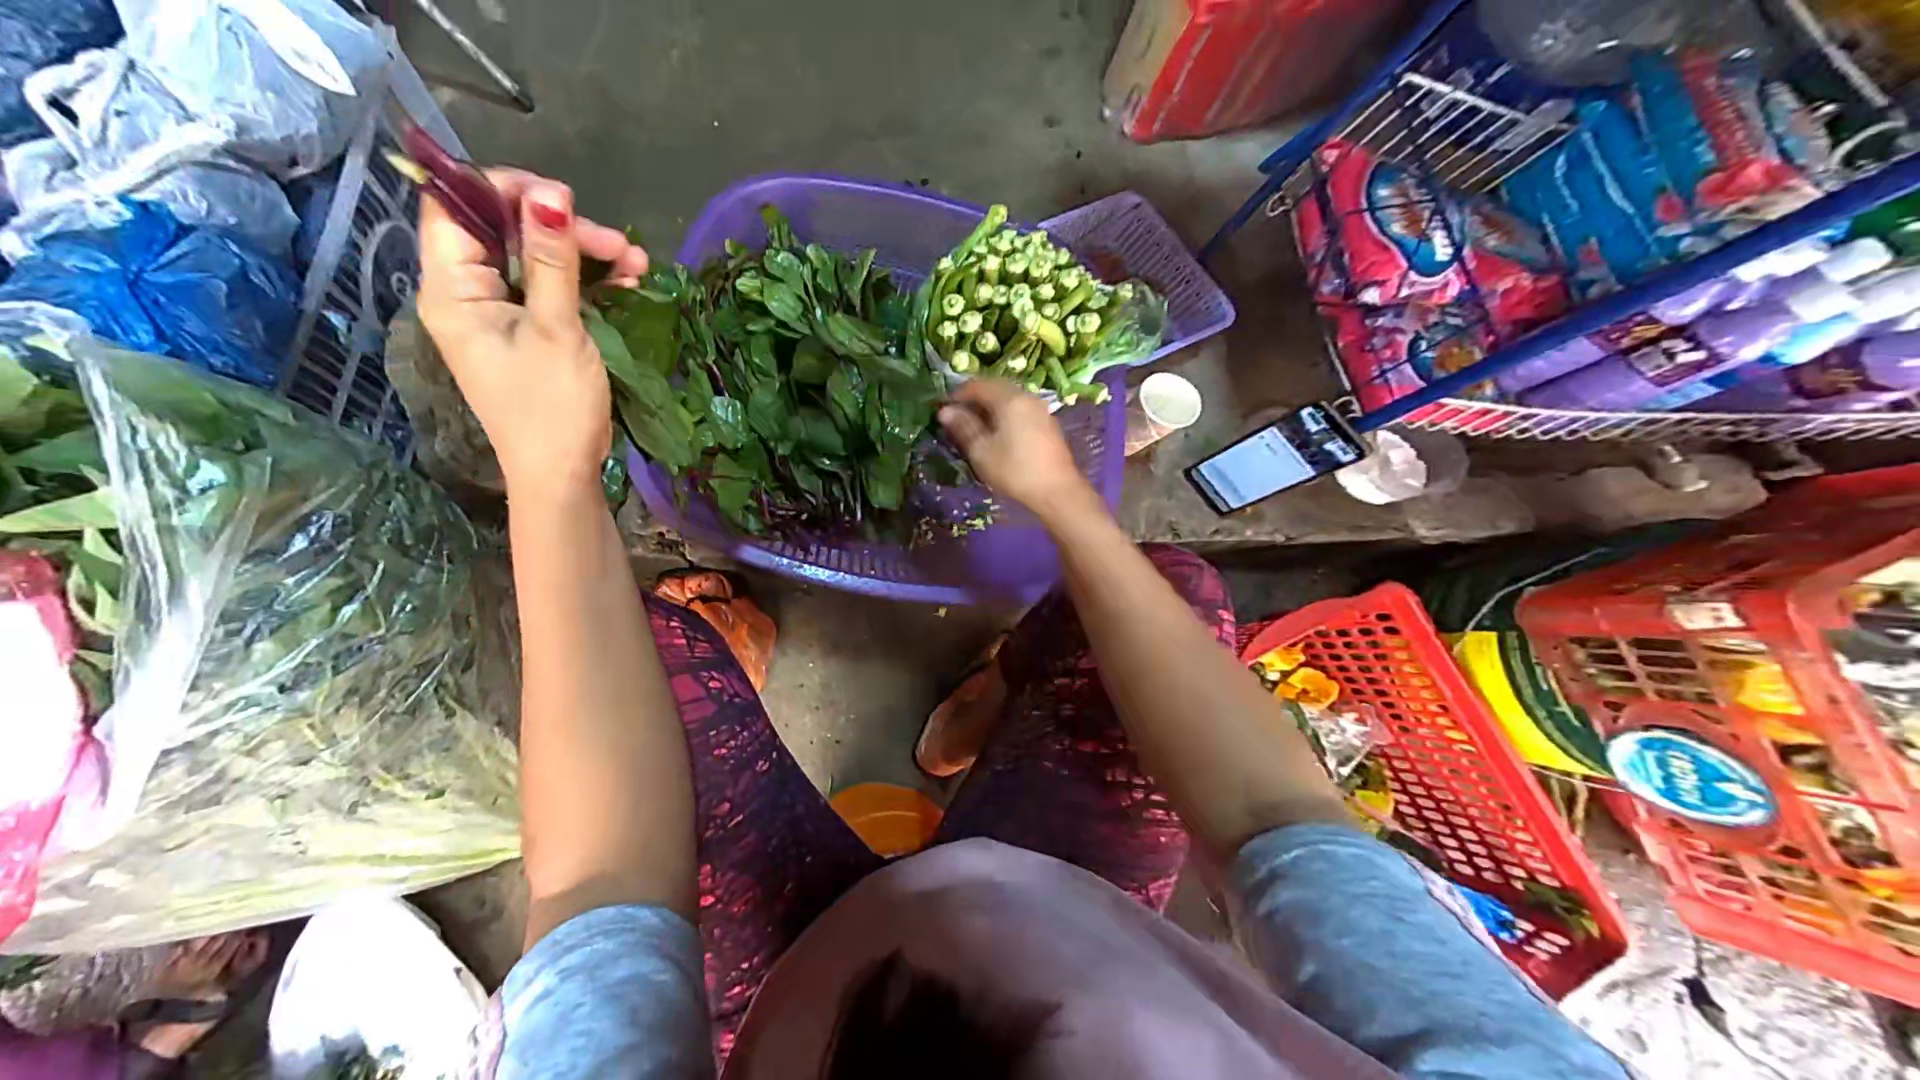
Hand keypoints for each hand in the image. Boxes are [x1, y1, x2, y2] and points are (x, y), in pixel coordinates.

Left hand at [416, 168, 648, 496]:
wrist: (562, 474)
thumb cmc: (553, 408)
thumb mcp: (558, 329)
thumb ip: (553, 259)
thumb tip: (550, 191)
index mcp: (452, 289)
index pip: (455, 206)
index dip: (503, 190)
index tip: (562, 198)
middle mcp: (468, 294)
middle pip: (505, 231)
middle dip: (563, 230)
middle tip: (620, 245)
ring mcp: (500, 313)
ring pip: (537, 259)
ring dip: (586, 256)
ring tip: (638, 265)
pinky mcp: (529, 331)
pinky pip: (553, 289)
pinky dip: (588, 283)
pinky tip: (628, 284)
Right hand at [938, 378, 1097, 522]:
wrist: (1058, 492)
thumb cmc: (1015, 472)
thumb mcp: (982, 452)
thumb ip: (964, 427)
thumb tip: (945, 410)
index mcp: (1009, 399)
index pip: (977, 384)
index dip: (957, 395)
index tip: (944, 412)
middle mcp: (1027, 397)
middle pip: (995, 387)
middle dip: (974, 399)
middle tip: (958, 419)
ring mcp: (1040, 408)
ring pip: (1008, 397)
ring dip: (989, 407)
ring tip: (976, 428)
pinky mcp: (1047, 422)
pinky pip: (1020, 408)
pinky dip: (1004, 414)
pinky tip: (998, 433)